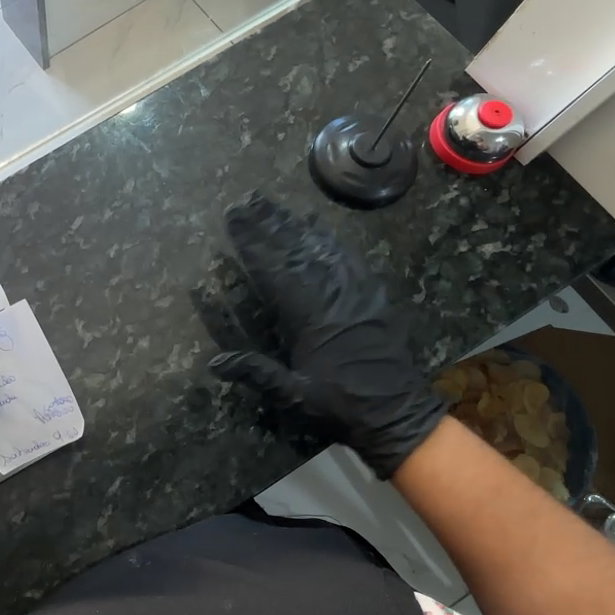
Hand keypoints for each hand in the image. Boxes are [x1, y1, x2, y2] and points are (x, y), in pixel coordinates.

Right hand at [206, 193, 444, 478]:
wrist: (399, 414)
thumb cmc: (341, 406)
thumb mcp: (295, 395)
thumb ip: (257, 374)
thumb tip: (215, 362)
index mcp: (308, 319)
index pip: (273, 270)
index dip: (252, 242)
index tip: (234, 219)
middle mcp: (331, 297)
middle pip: (296, 251)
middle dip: (270, 224)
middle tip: (249, 200)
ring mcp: (355, 293)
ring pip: (321, 249)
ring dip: (296, 226)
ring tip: (274, 205)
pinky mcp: (372, 296)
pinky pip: (348, 259)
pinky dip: (330, 239)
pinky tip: (318, 225)